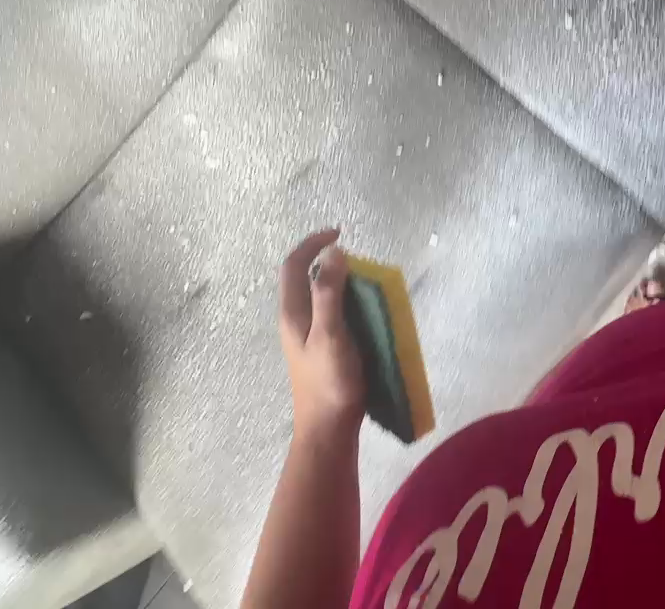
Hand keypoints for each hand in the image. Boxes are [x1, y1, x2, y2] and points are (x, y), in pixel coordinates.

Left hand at [277, 229, 364, 437]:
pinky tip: (370, 314)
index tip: (339, 232)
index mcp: (293, 314)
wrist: (328, 432)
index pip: (294, 264)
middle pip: (307, 278)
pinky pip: (335, 313)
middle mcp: (297, 320)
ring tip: (371, 286)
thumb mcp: (331, 334)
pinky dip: (351, 303)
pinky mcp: (324, 348)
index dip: (312, 242)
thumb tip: (333, 251)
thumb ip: (329, 293)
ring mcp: (309, 336)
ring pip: (322, 296)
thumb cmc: (329, 383)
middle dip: (332, 262)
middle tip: (362, 264)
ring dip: (344, 283)